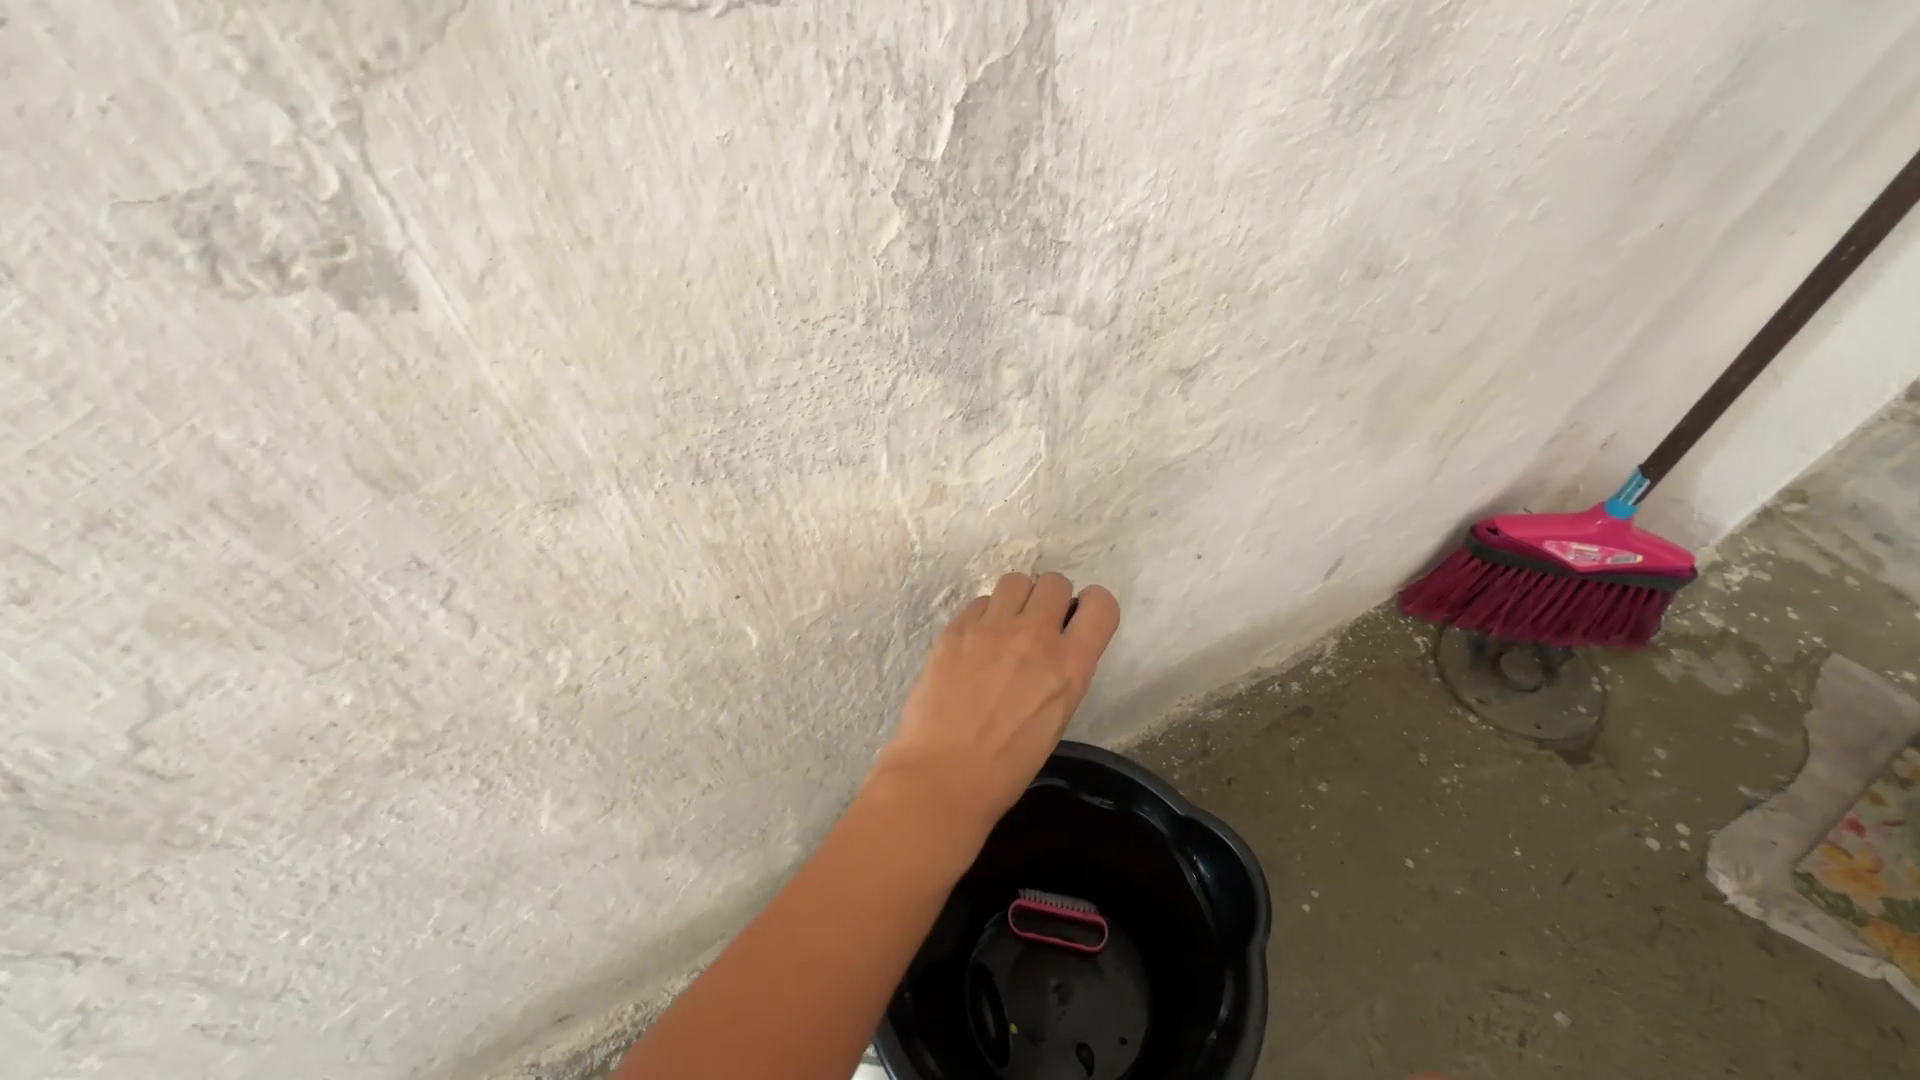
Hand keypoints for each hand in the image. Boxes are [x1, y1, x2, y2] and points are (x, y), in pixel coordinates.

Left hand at [870, 573, 1121, 840]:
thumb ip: (1062, 673)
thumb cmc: (1006, 765)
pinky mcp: (956, 629)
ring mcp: (992, 629)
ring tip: (1004, 629)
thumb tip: (1053, 648)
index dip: (1092, 606)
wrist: (943, 776)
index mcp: (1071, 666)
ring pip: (1015, 581)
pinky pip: (979, 602)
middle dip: (1050, 600)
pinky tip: (973, 645)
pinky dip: (982, 617)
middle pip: (1055, 582)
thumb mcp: (1056, 718)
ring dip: (1016, 600)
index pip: (1101, 604)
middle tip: (1036, 626)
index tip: (1077, 619)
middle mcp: (1036, 637)